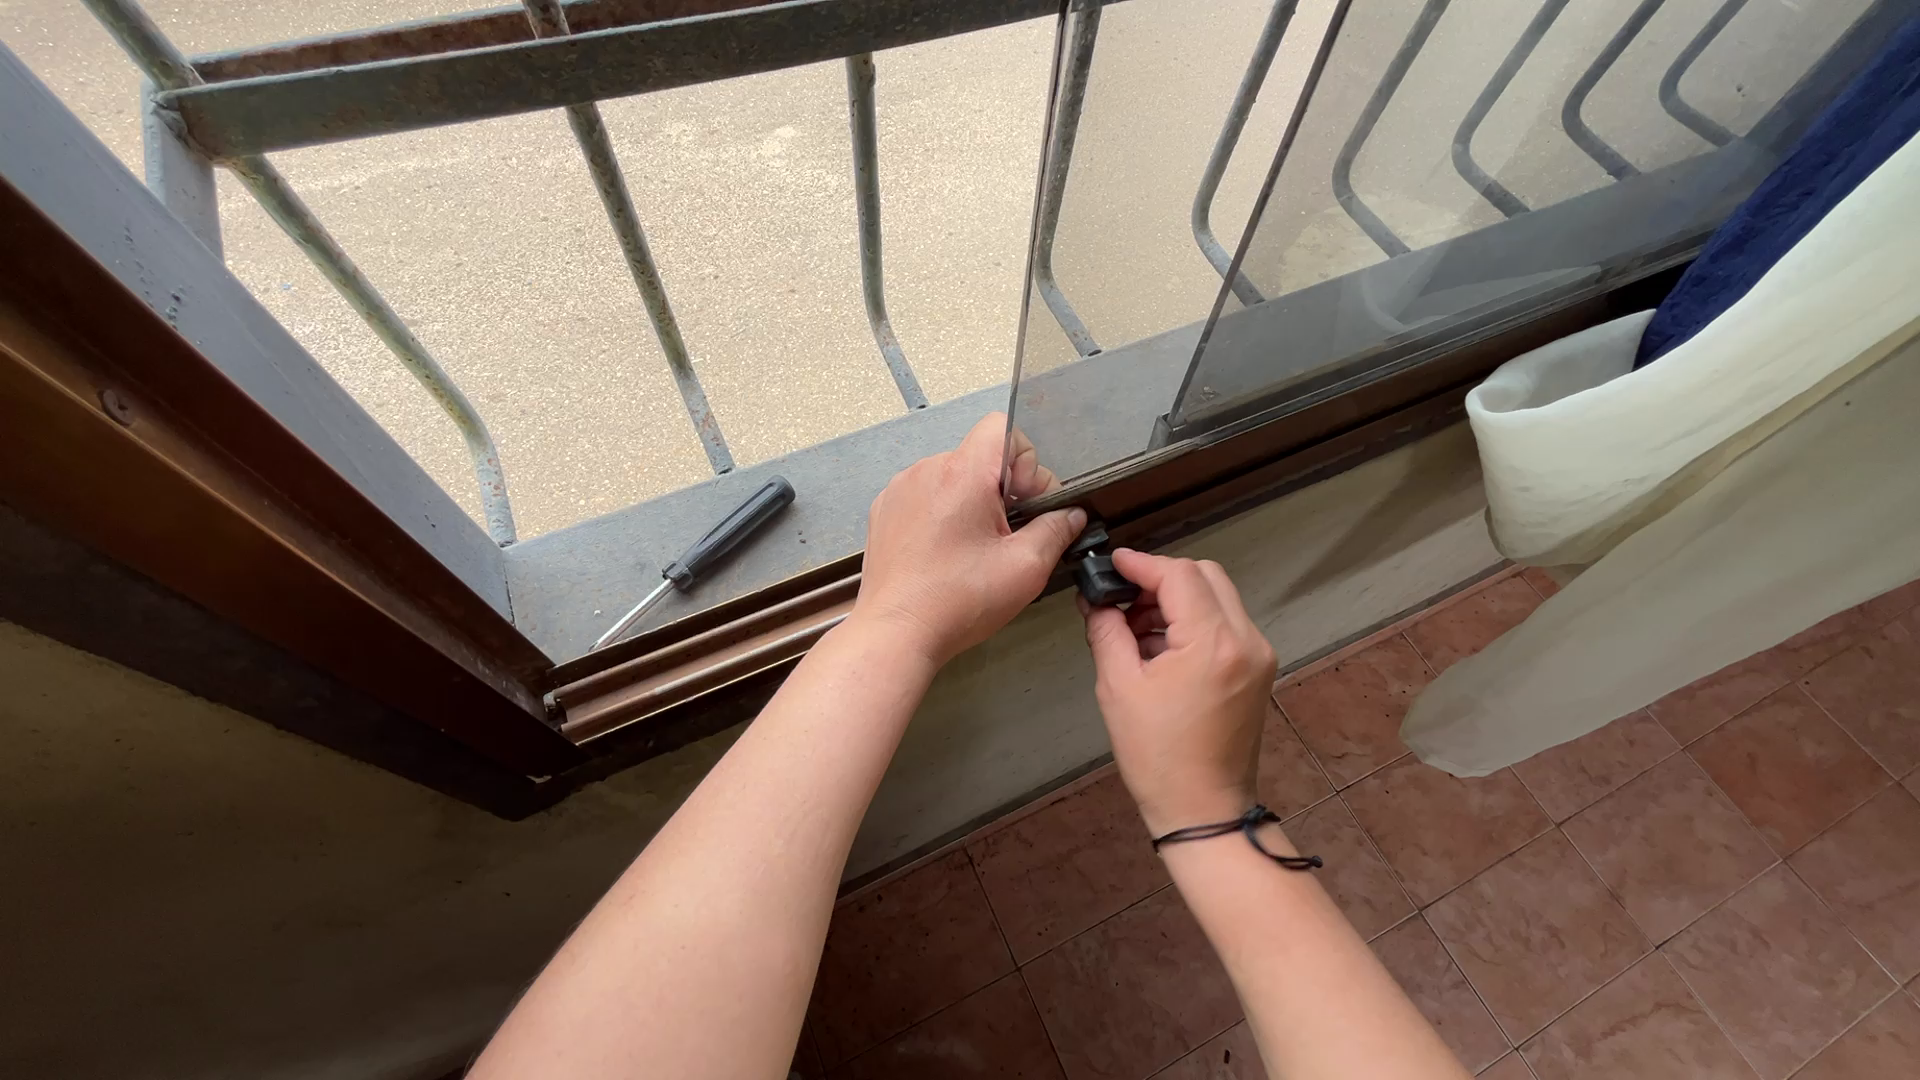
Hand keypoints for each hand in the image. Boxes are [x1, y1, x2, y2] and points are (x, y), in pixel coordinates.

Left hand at [853, 413, 1085, 666]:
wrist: (896, 632)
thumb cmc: (953, 602)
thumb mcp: (1025, 568)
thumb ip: (1057, 531)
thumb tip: (1071, 515)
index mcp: (962, 474)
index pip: (1002, 428)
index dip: (1026, 463)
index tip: (1026, 503)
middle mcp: (926, 471)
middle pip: (980, 457)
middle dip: (1003, 490)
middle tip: (1008, 535)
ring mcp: (901, 490)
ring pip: (954, 478)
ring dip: (973, 504)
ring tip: (975, 549)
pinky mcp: (887, 511)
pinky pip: (927, 496)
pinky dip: (943, 516)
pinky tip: (948, 553)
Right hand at [1081, 550, 1277, 835]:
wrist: (1204, 810)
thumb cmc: (1156, 754)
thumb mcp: (1118, 686)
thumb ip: (1106, 631)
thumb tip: (1096, 601)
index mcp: (1213, 642)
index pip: (1179, 575)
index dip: (1140, 564)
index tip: (1110, 565)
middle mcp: (1247, 639)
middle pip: (1205, 575)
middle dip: (1160, 579)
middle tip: (1122, 600)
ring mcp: (1258, 655)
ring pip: (1217, 597)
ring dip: (1176, 600)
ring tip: (1134, 629)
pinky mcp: (1258, 670)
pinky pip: (1225, 624)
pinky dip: (1192, 622)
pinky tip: (1159, 647)